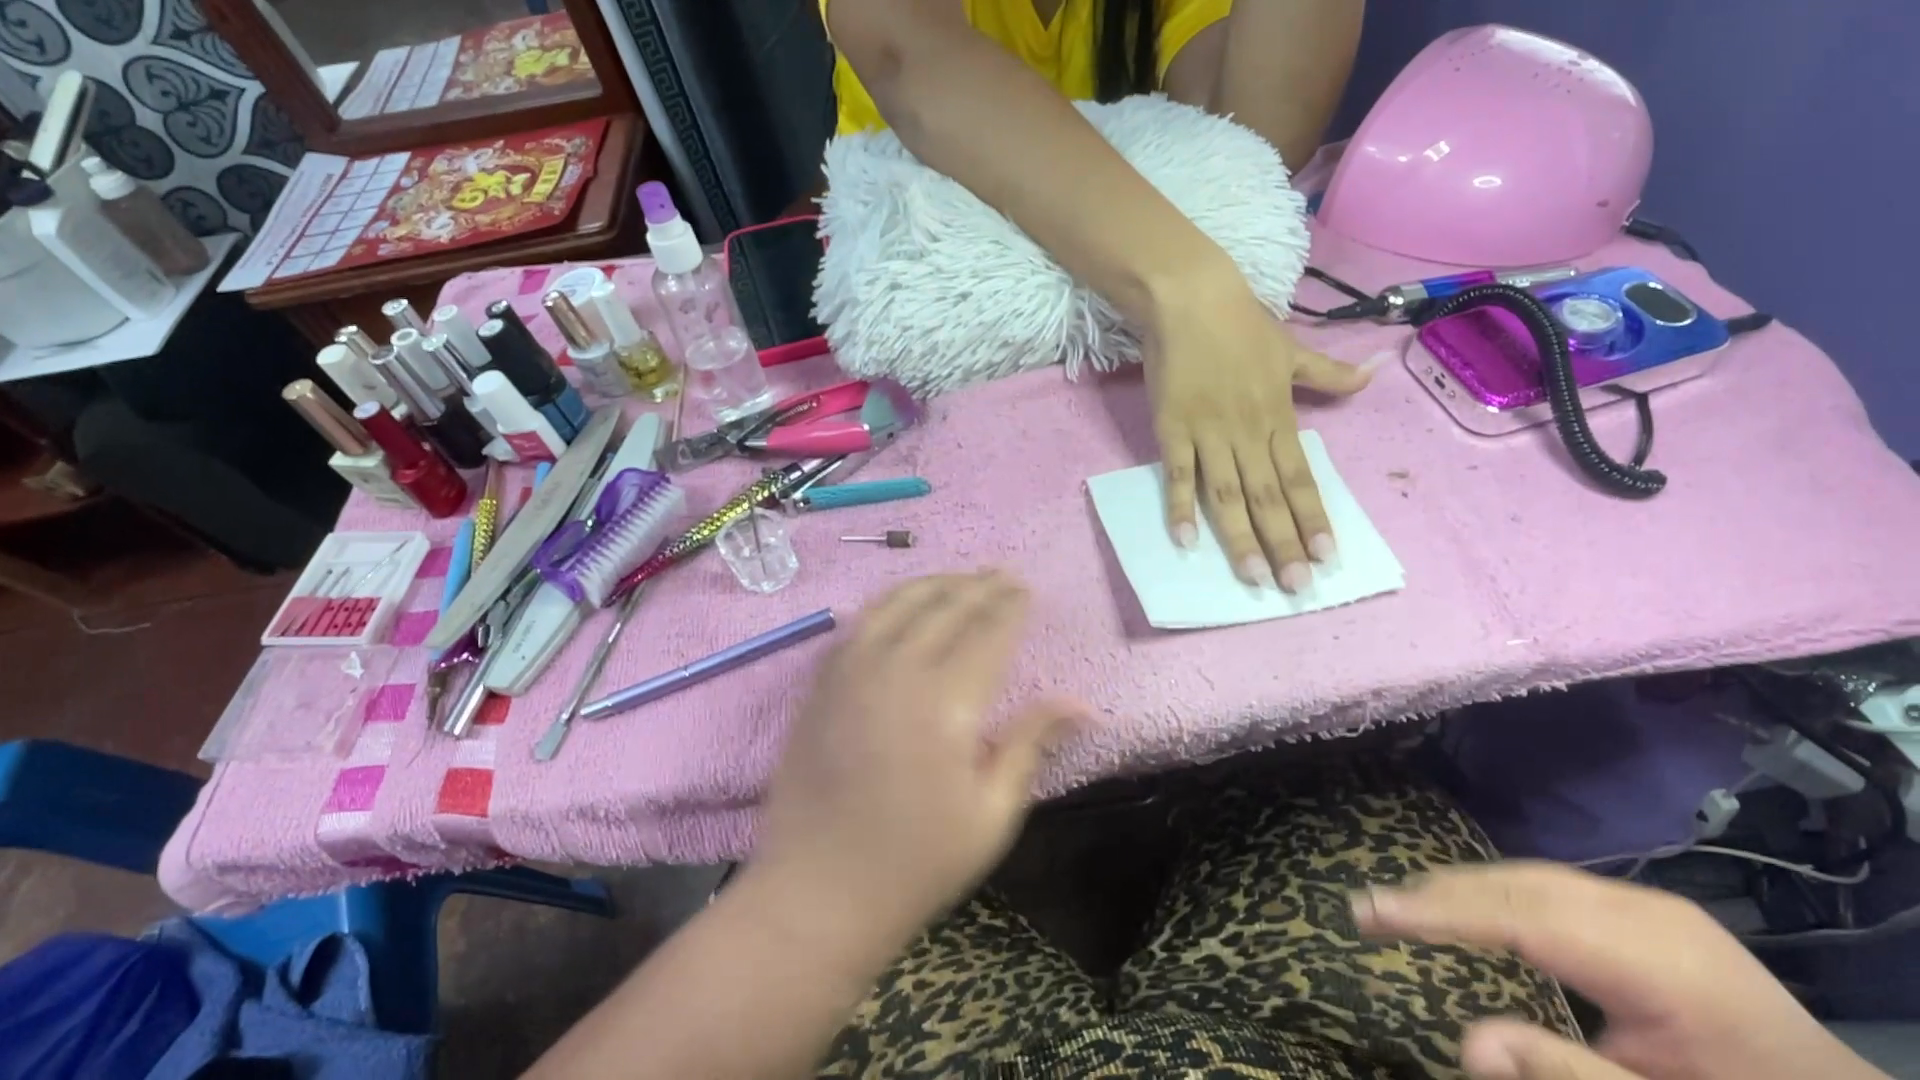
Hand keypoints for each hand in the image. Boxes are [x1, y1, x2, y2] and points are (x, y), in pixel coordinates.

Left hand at [753, 571, 1083, 946]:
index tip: (1025, 585)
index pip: (987, 632)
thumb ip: (1029, 744)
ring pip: (894, 606)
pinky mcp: (819, 687)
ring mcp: (850, 675)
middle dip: (976, 585)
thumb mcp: (992, 814)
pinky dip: (882, 605)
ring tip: (955, 578)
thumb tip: (1081, 702)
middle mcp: (896, 672)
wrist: (819, 890)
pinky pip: (854, 627)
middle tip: (999, 572)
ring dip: (930, 584)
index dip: (1009, 604)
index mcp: (946, 702)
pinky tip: (894, 606)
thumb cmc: (917, 861)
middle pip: (943, 608)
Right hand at [1146, 280, 1370, 590]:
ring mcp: (1208, 433)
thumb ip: (1327, 373)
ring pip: (1227, 495)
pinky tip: (1187, 542)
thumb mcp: (1291, 349)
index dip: (1313, 517)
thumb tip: (1371, 379)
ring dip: (1240, 538)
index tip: (1327, 555)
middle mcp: (1248, 433)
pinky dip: (1181, 507)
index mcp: (1278, 417)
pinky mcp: (1172, 429)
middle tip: (1295, 586)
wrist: (1189, 300)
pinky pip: (1177, 475)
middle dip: (1283, 543)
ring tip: (1252, 578)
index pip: (1301, 477)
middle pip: (1268, 497)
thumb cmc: (1240, 325)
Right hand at [1355, 862, 1887, 1079]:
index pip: (1519, 919)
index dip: (1438, 912)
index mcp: (1654, 963)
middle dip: (1440, 891)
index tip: (1367, 911)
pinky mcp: (1651, 912)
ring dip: (1464, 886)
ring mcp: (1653, 906)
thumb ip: (1562, 1074)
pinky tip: (1472, 904)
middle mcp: (1649, 914)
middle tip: (1370, 907)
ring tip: (1405, 903)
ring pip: (1534, 876)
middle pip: (1521, 884)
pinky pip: (1556, 886)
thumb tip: (1464, 1044)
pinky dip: (1499, 890)